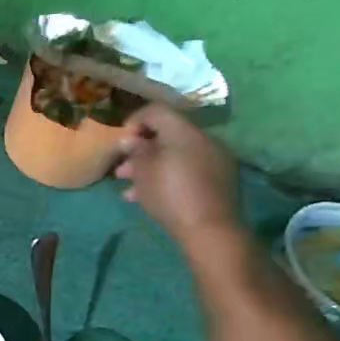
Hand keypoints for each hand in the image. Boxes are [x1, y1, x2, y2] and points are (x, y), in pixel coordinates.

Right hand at [114, 104, 239, 246]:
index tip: (120, 140)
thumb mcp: (143, 171)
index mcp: (184, 131)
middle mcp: (203, 139)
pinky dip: (168, 177)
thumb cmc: (169, 193)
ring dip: (151, 166)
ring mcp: (214, 160)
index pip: (156, 111)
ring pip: (176, 155)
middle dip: (141, 150)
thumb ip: (135, 150)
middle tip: (122, 169)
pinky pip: (188, 170)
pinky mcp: (219, 179)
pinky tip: (149, 196)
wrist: (209, 228)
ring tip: (130, 187)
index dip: (134, 121)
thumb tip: (130, 139)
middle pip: (167, 135)